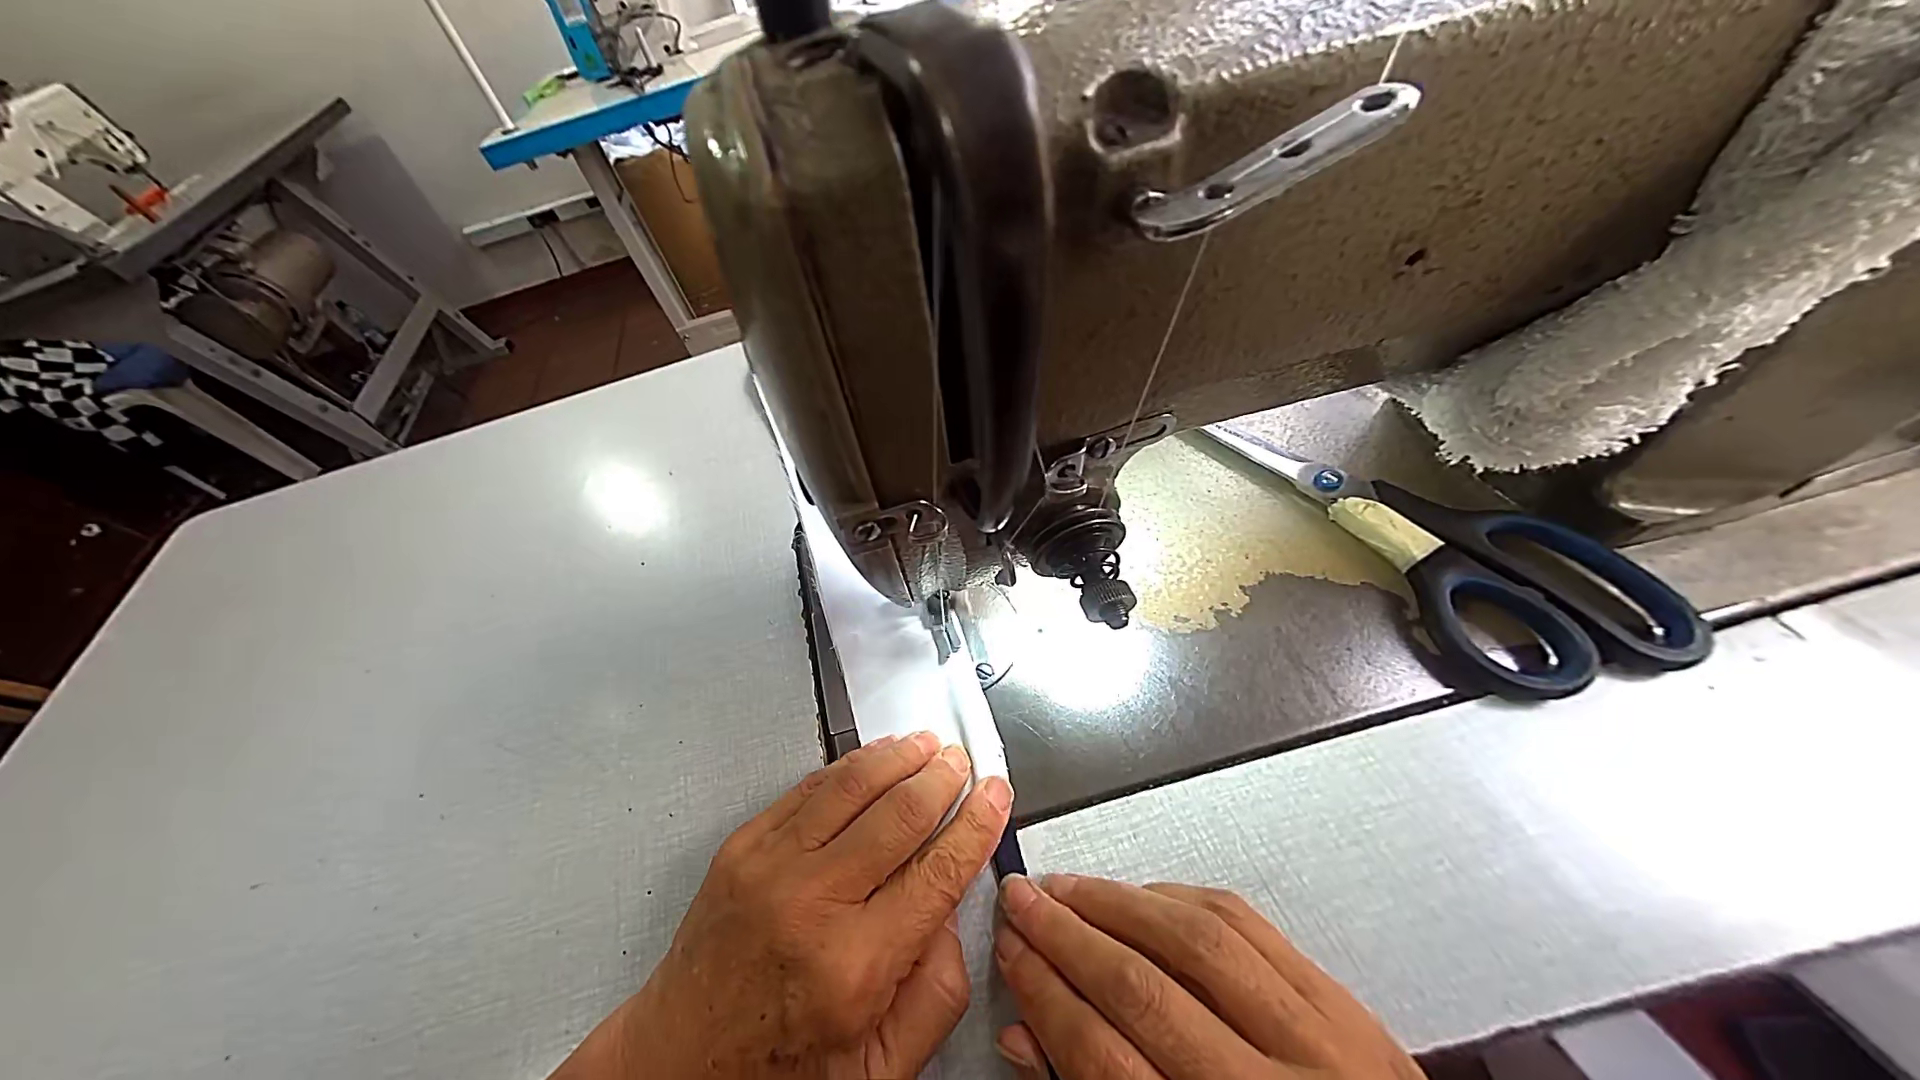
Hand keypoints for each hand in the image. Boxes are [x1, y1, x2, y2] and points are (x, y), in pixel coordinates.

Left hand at [552, 732, 1012, 1078]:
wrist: (676, 1064)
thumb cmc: (773, 1071)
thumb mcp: (878, 1068)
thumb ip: (936, 993)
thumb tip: (956, 912)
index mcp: (853, 965)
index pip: (938, 871)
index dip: (976, 825)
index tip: (994, 797)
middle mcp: (810, 904)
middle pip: (899, 814)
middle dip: (942, 779)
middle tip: (961, 763)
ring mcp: (770, 867)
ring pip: (852, 785)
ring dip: (897, 756)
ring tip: (924, 744)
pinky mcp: (743, 847)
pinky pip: (807, 788)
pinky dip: (848, 765)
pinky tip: (872, 757)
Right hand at [993, 875, 1424, 1079]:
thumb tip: (1025, 1033)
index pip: (1105, 1058)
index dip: (1044, 993)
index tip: (1012, 950)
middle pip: (1142, 988)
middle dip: (1066, 934)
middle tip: (1023, 900)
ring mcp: (1319, 1042)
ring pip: (1195, 940)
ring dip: (1115, 901)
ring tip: (1067, 885)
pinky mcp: (1343, 1003)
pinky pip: (1247, 924)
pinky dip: (1181, 897)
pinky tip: (1141, 893)